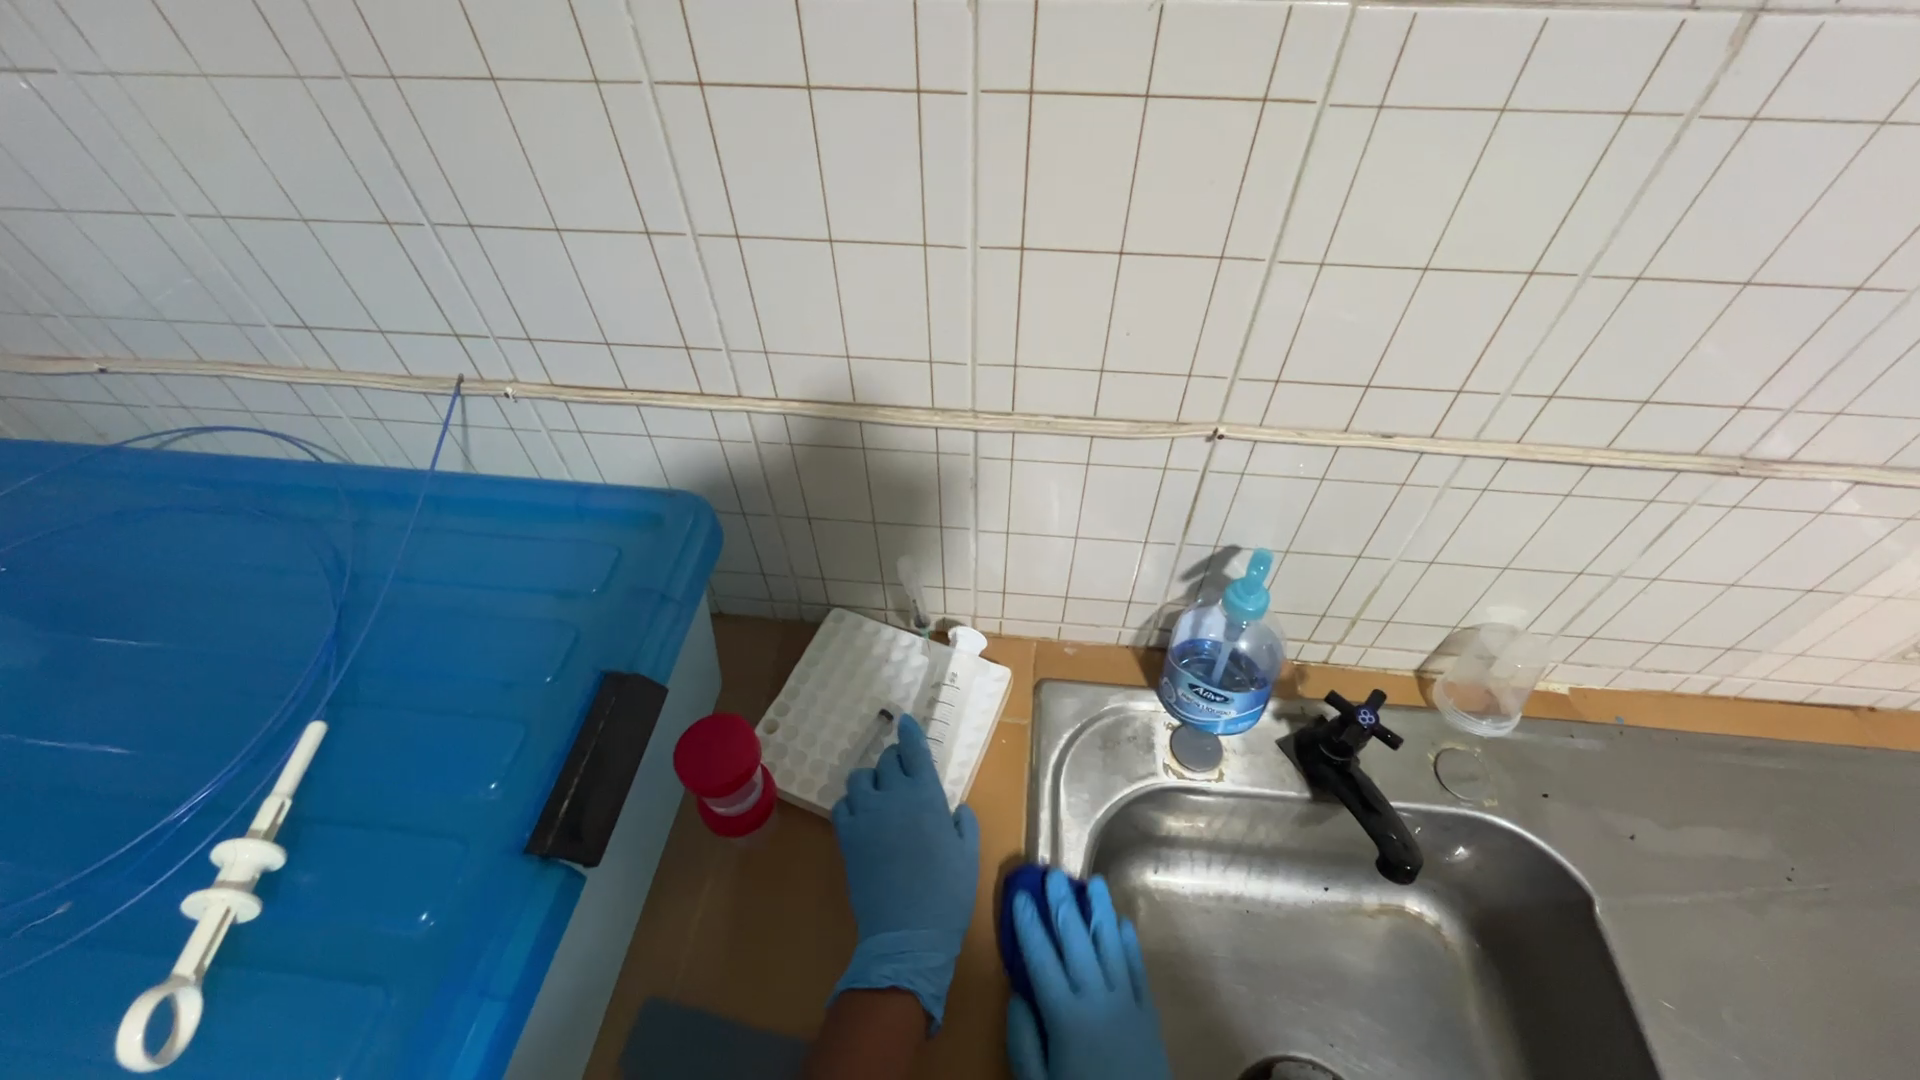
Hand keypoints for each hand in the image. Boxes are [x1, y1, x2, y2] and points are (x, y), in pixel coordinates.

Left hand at [830, 715, 979, 1029]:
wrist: (908, 934)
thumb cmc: (948, 895)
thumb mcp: (968, 855)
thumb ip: (963, 824)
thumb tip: (955, 808)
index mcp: (927, 797)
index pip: (914, 751)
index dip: (910, 733)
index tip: (905, 721)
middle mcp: (894, 797)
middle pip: (887, 761)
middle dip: (895, 762)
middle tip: (902, 776)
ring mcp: (866, 816)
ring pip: (860, 779)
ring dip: (871, 781)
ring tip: (880, 797)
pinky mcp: (846, 837)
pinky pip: (843, 806)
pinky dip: (852, 806)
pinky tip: (863, 819)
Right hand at [1007, 870, 1171, 1079]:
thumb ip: (1023, 1039)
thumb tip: (1017, 994)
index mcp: (1065, 1015)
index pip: (1041, 959)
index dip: (1029, 925)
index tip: (1020, 895)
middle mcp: (1097, 998)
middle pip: (1076, 941)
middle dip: (1063, 904)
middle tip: (1053, 873)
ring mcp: (1127, 1001)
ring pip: (1111, 944)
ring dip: (1101, 910)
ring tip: (1093, 881)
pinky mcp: (1148, 1011)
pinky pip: (1137, 967)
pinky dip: (1129, 941)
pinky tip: (1121, 922)